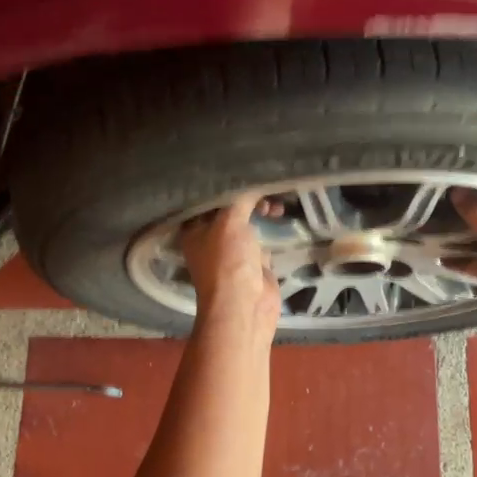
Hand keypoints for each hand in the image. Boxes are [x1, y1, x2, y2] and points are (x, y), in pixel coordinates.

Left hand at [179, 195, 280, 338]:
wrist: (245, 306)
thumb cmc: (229, 261)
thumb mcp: (230, 221)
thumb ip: (240, 199)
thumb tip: (253, 185)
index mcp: (194, 230)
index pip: (206, 198)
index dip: (223, 184)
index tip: (242, 169)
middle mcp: (210, 239)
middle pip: (229, 209)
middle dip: (248, 197)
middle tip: (265, 188)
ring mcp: (232, 252)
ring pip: (247, 223)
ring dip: (262, 211)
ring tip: (278, 205)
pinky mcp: (253, 262)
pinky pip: (262, 237)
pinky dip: (272, 228)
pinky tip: (282, 217)